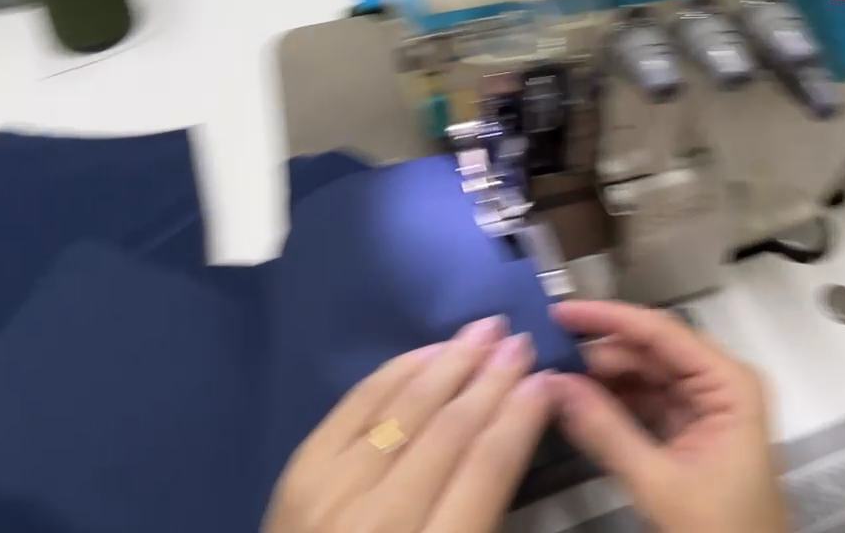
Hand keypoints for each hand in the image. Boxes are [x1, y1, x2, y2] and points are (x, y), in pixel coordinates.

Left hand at [264, 316, 553, 532]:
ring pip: (406, 407)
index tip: (544, 380)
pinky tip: (428, 351)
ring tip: (484, 330)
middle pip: (449, 429)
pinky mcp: (300, 472)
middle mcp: (379, 519)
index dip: (519, 417)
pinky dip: (398, 371)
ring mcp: (332, 491)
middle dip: (492, 379)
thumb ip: (480, 510)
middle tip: (520, 341)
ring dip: (451, 361)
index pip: (486, 468)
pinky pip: (359, 403)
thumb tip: (508, 431)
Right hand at [548, 301, 787, 532]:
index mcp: (729, 382)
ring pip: (646, 374)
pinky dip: (615, 401)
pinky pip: (648, 401)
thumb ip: (606, 431)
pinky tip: (582, 401)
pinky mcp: (693, 429)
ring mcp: (707, 405)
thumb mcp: (661, 484)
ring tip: (559, 376)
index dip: (607, 318)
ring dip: (604, 376)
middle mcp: (721, 382)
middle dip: (601, 352)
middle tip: (552, 352)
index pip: (660, 331)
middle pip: (651, 350)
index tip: (562, 311)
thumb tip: (557, 387)